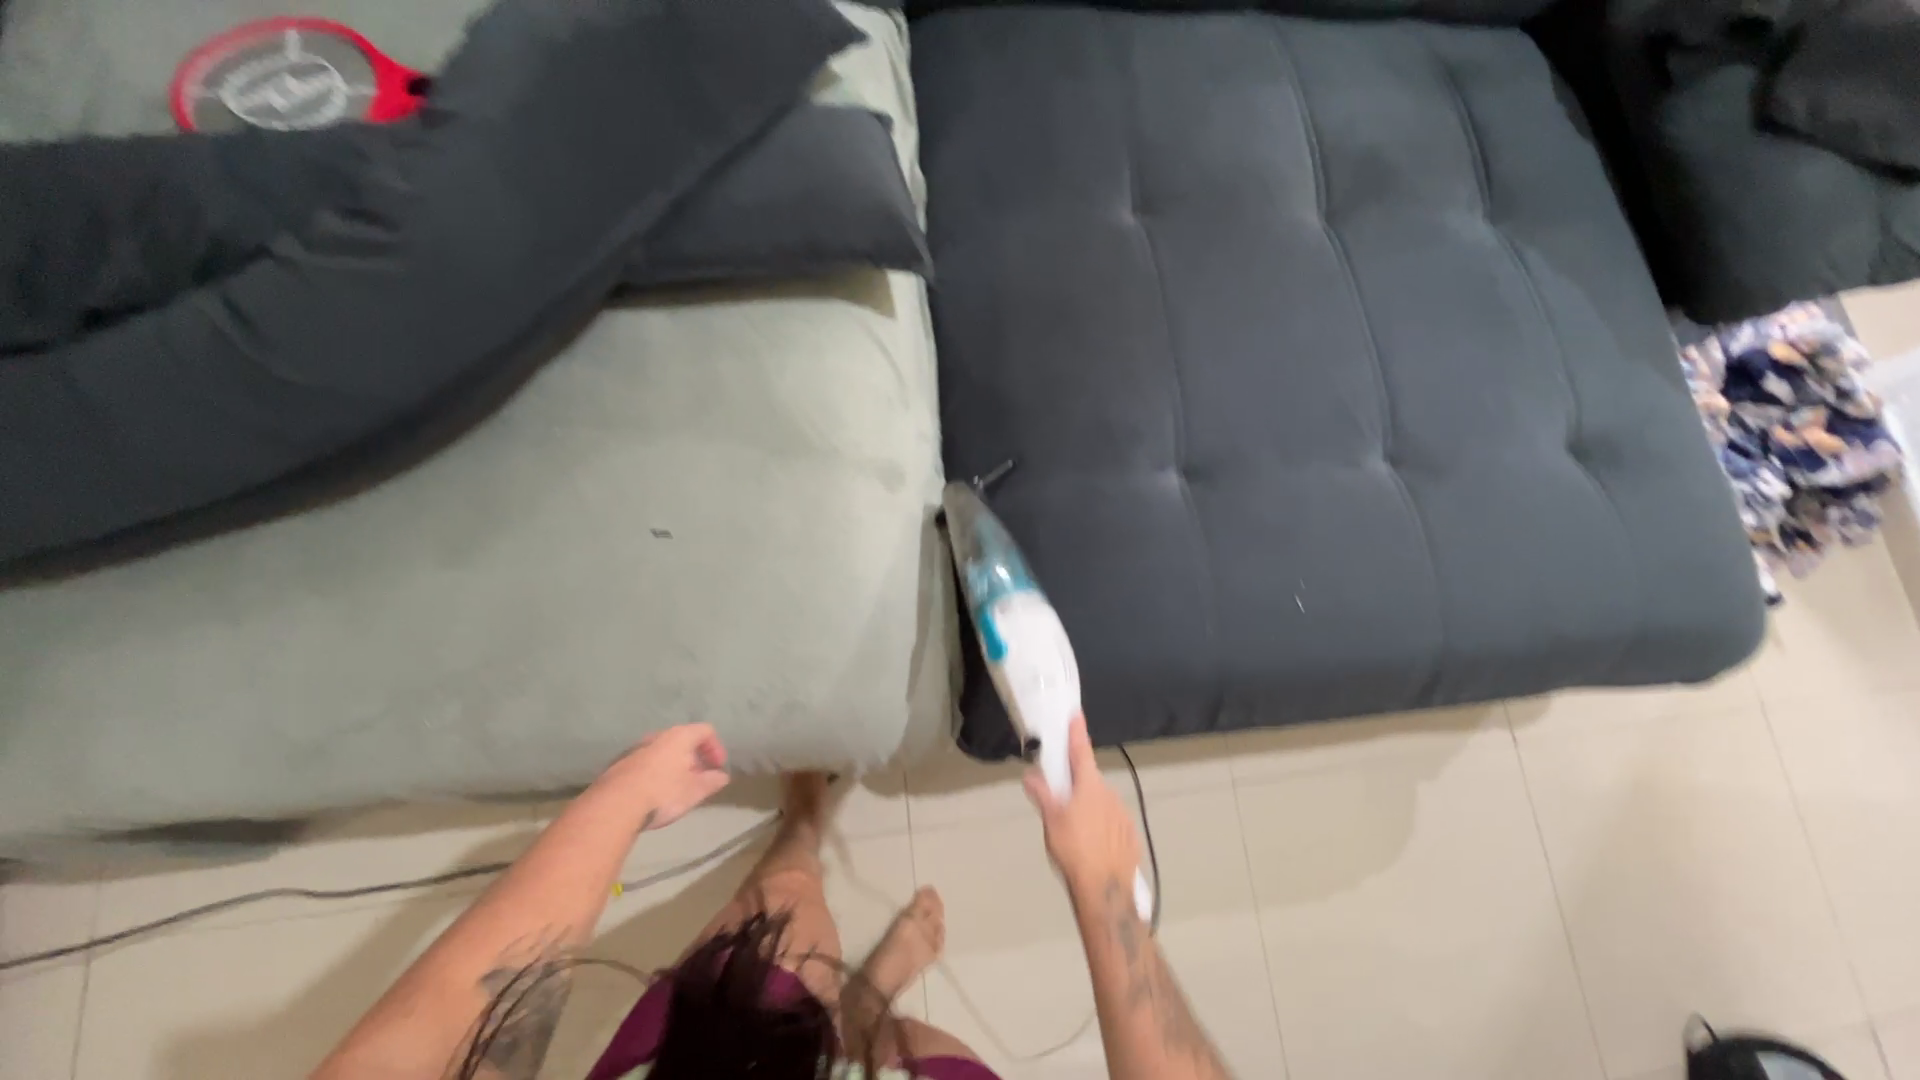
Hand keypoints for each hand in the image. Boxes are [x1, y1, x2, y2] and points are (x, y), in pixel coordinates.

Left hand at [601, 724, 729, 830]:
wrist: (614, 806)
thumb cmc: (662, 793)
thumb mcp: (695, 791)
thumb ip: (712, 781)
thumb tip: (722, 776)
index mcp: (678, 736)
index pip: (706, 731)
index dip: (716, 748)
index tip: (717, 768)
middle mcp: (656, 736)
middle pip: (682, 740)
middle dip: (693, 759)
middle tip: (698, 778)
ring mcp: (634, 749)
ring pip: (661, 752)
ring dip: (673, 766)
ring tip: (676, 788)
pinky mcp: (618, 765)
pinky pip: (644, 763)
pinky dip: (654, 773)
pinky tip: (653, 794)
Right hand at [1022, 715, 1139, 898]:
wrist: (1106, 889)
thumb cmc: (1074, 849)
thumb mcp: (1051, 821)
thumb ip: (1042, 795)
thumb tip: (1031, 775)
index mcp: (1088, 785)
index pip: (1081, 751)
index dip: (1077, 732)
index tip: (1076, 714)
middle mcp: (1109, 793)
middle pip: (1090, 780)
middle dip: (1077, 784)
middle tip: (1062, 801)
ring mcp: (1122, 814)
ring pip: (1102, 802)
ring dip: (1090, 808)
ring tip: (1076, 832)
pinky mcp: (1130, 834)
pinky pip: (1112, 823)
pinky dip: (1102, 827)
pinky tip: (1093, 846)